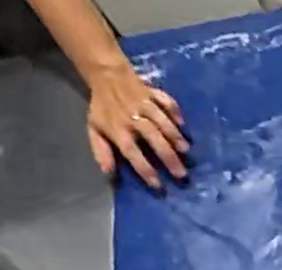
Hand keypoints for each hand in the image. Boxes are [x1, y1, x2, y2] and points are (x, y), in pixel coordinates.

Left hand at [85, 64, 187, 189]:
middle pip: (152, 137)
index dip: (145, 169)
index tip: (158, 185)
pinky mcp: (153, 93)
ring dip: (174, 136)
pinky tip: (183, 124)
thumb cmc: (103, 108)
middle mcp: (132, 117)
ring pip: (162, 120)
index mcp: (118, 129)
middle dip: (168, 156)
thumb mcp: (95, 130)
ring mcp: (144, 103)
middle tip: (181, 174)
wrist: (106, 73)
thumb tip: (109, 172)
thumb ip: (101, 151)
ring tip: (185, 151)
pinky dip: (175, 111)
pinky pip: (165, 101)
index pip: (132, 152)